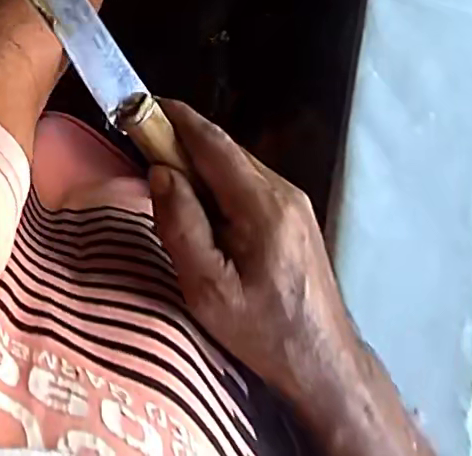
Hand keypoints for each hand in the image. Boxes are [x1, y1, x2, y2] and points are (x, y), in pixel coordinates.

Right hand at [148, 102, 431, 455]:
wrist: (327, 366)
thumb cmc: (264, 333)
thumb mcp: (208, 291)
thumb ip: (180, 226)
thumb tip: (160, 171)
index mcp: (263, 205)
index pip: (213, 142)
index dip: (177, 118)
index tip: (145, 104)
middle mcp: (283, 190)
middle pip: (223, 148)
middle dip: (182, 139)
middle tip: (144, 145)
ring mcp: (293, 198)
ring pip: (235, 162)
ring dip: (199, 160)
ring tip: (168, 178)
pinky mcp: (295, 211)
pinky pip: (246, 178)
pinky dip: (217, 178)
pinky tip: (203, 205)